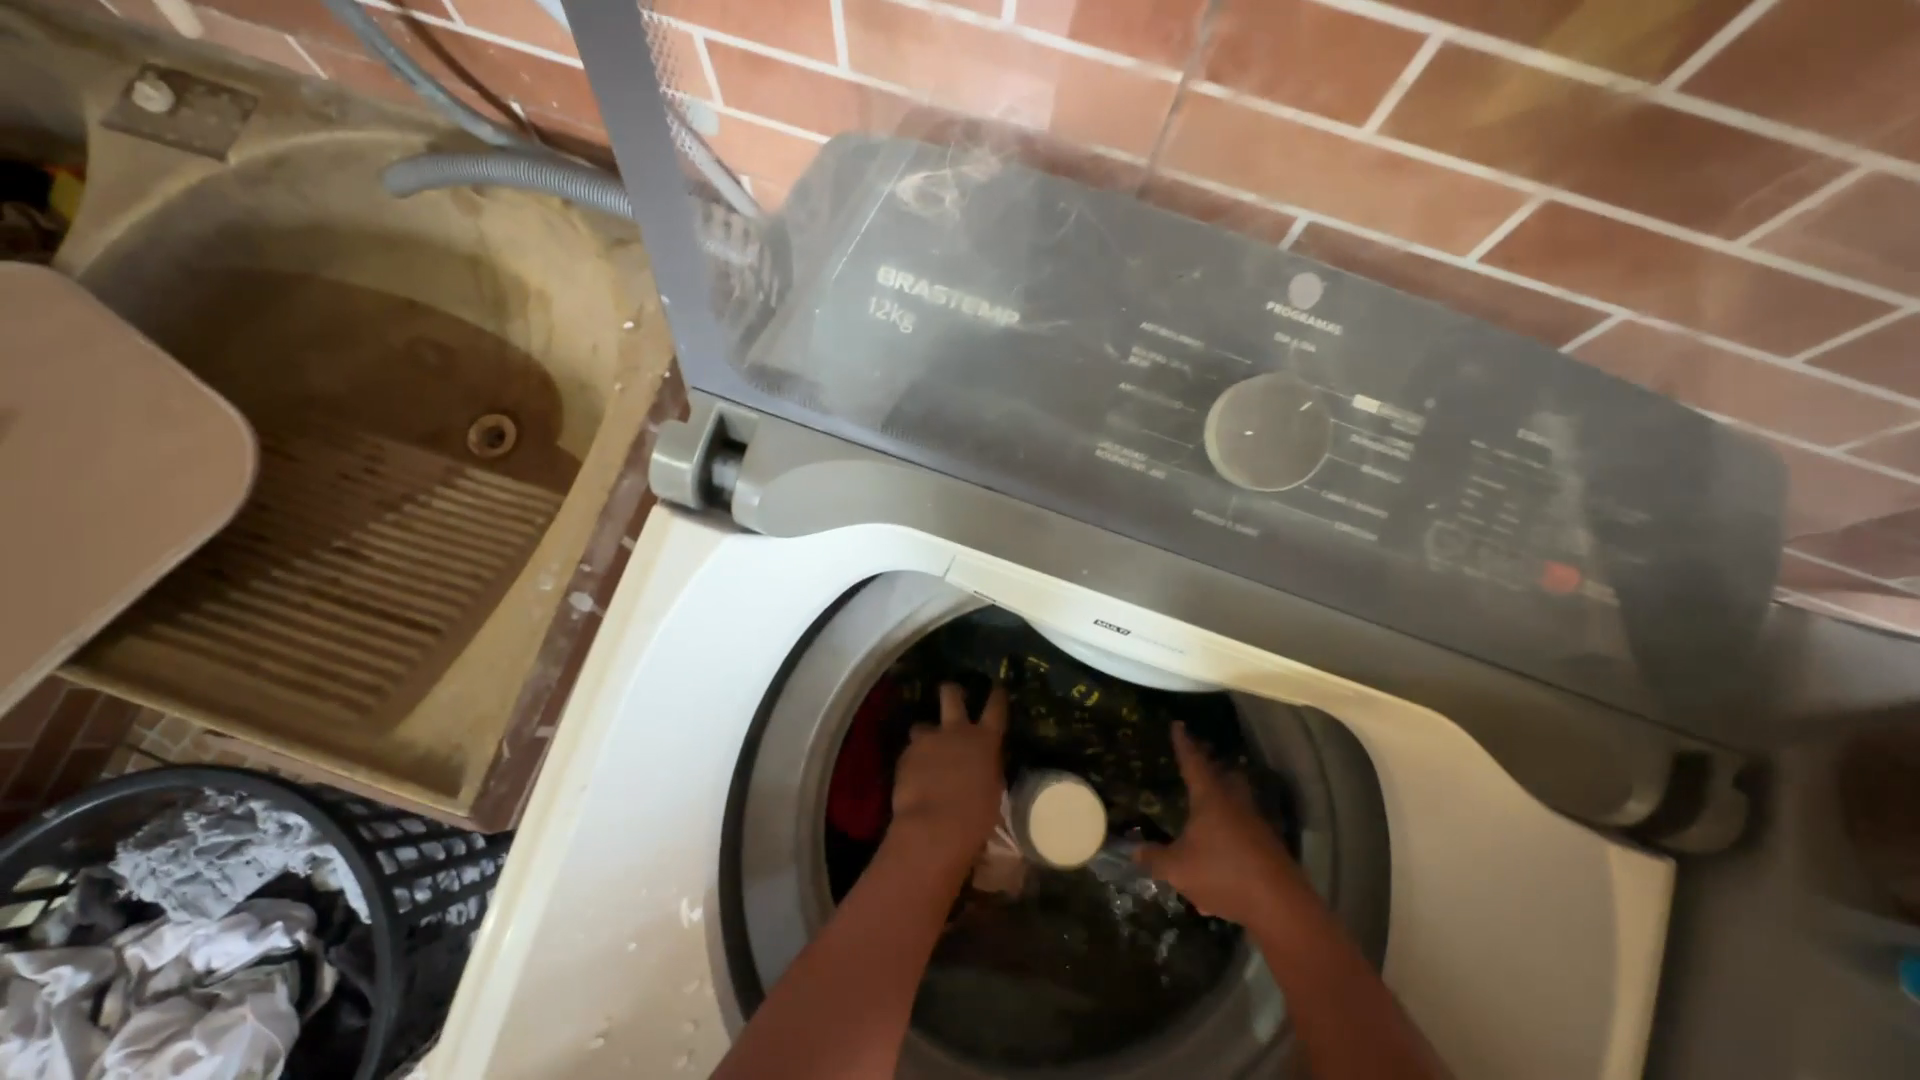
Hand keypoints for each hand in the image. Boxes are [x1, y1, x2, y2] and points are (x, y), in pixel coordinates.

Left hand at [890, 682, 1007, 866]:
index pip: (996, 708)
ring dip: (925, 734)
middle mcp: (956, 732)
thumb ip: (986, 770)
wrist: (935, 825)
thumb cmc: (976, 816)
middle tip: (951, 691)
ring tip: (925, 747)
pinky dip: (913, 760)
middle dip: (952, 691)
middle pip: (952, 696)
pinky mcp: (906, 755)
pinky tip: (914, 776)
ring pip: (922, 725)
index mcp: (985, 740)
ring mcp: (928, 741)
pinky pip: (910, 751)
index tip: (996, 687)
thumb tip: (981, 768)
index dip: (997, 695)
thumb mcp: (992, 790)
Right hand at [1135, 723, 1304, 924]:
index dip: (1184, 745)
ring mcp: (1256, 825)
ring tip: (1204, 810)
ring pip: (1237, 804)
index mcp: (1211, 799)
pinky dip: (1228, 837)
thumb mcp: (1177, 869)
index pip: (1194, 763)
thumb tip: (1135, 849)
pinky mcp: (1267, 848)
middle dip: (1211, 768)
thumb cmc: (1222, 874)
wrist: (1278, 904)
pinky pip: (1243, 833)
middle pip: (1225, 777)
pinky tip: (1215, 862)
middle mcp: (1236, 805)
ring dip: (1221, 802)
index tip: (1179, 725)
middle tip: (1197, 764)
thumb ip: (1154, 858)